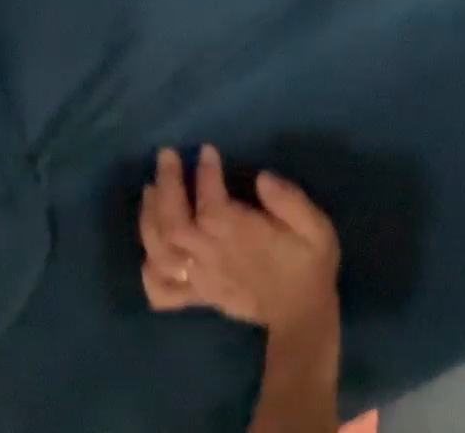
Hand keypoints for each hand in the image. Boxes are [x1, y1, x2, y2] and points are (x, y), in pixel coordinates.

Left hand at [137, 146, 340, 336]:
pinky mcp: (198, 296)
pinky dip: (148, 272)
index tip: (206, 150)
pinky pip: (162, 291)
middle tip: (166, 155)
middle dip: (167, 186)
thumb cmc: (310, 263)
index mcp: (241, 237)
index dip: (204, 175)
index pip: (210, 203)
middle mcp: (213, 257)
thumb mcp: (316, 227)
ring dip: (149, 219)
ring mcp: (201, 279)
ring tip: (150, 189)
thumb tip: (263, 177)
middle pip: (175, 223)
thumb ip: (291, 201)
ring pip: (161, 251)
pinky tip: (149, 251)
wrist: (303, 315)